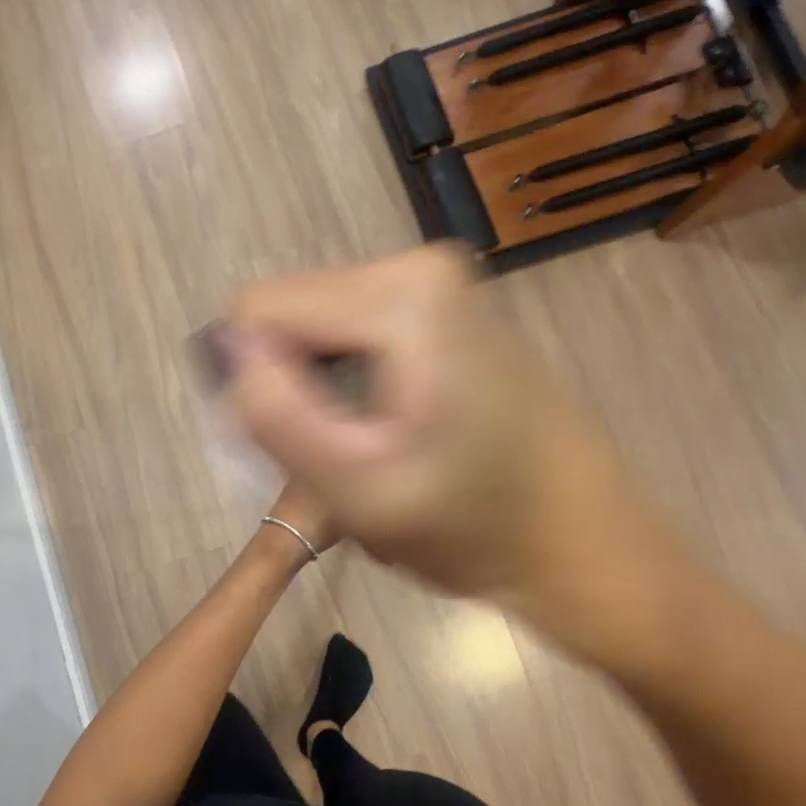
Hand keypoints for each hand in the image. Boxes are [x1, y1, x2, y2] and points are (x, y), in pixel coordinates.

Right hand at [222, 244, 626, 621]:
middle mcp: (419, 266)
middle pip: (287, 315)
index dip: (256, 386)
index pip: (257, 311)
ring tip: (365, 453)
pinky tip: (386, 433)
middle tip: (333, 464)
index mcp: (402, 295)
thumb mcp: (361, 491)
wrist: (581, 540)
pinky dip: (347, 386)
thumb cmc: (477, 530)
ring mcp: (435, 282)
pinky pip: (349, 331)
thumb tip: (224, 349)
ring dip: (319, 395)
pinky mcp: (441, 305)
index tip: (297, 452)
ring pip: (313, 327)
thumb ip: (279, 416)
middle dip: (291, 389)